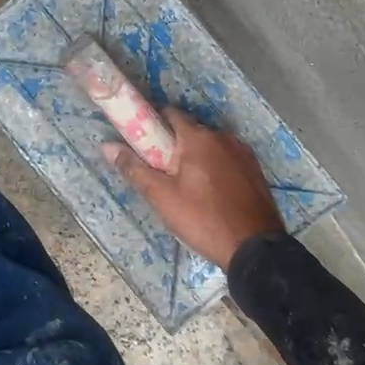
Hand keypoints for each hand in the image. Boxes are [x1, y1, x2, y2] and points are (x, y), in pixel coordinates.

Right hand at [104, 106, 284, 267]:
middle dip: (175, 143)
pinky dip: (216, 167)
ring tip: (187, 183)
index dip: (153, 121)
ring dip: (197, 155)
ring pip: (211, 146)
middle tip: (161, 167)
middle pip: (191, 130)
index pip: (170, 113)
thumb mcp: (162, 197)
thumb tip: (107, 147)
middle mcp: (223, 137)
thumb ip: (134, 168)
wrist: (257, 252)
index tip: (142, 137)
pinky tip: (212, 191)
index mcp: (198, 137)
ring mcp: (243, 154)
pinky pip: (228, 159)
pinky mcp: (256, 172)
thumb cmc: (204, 219)